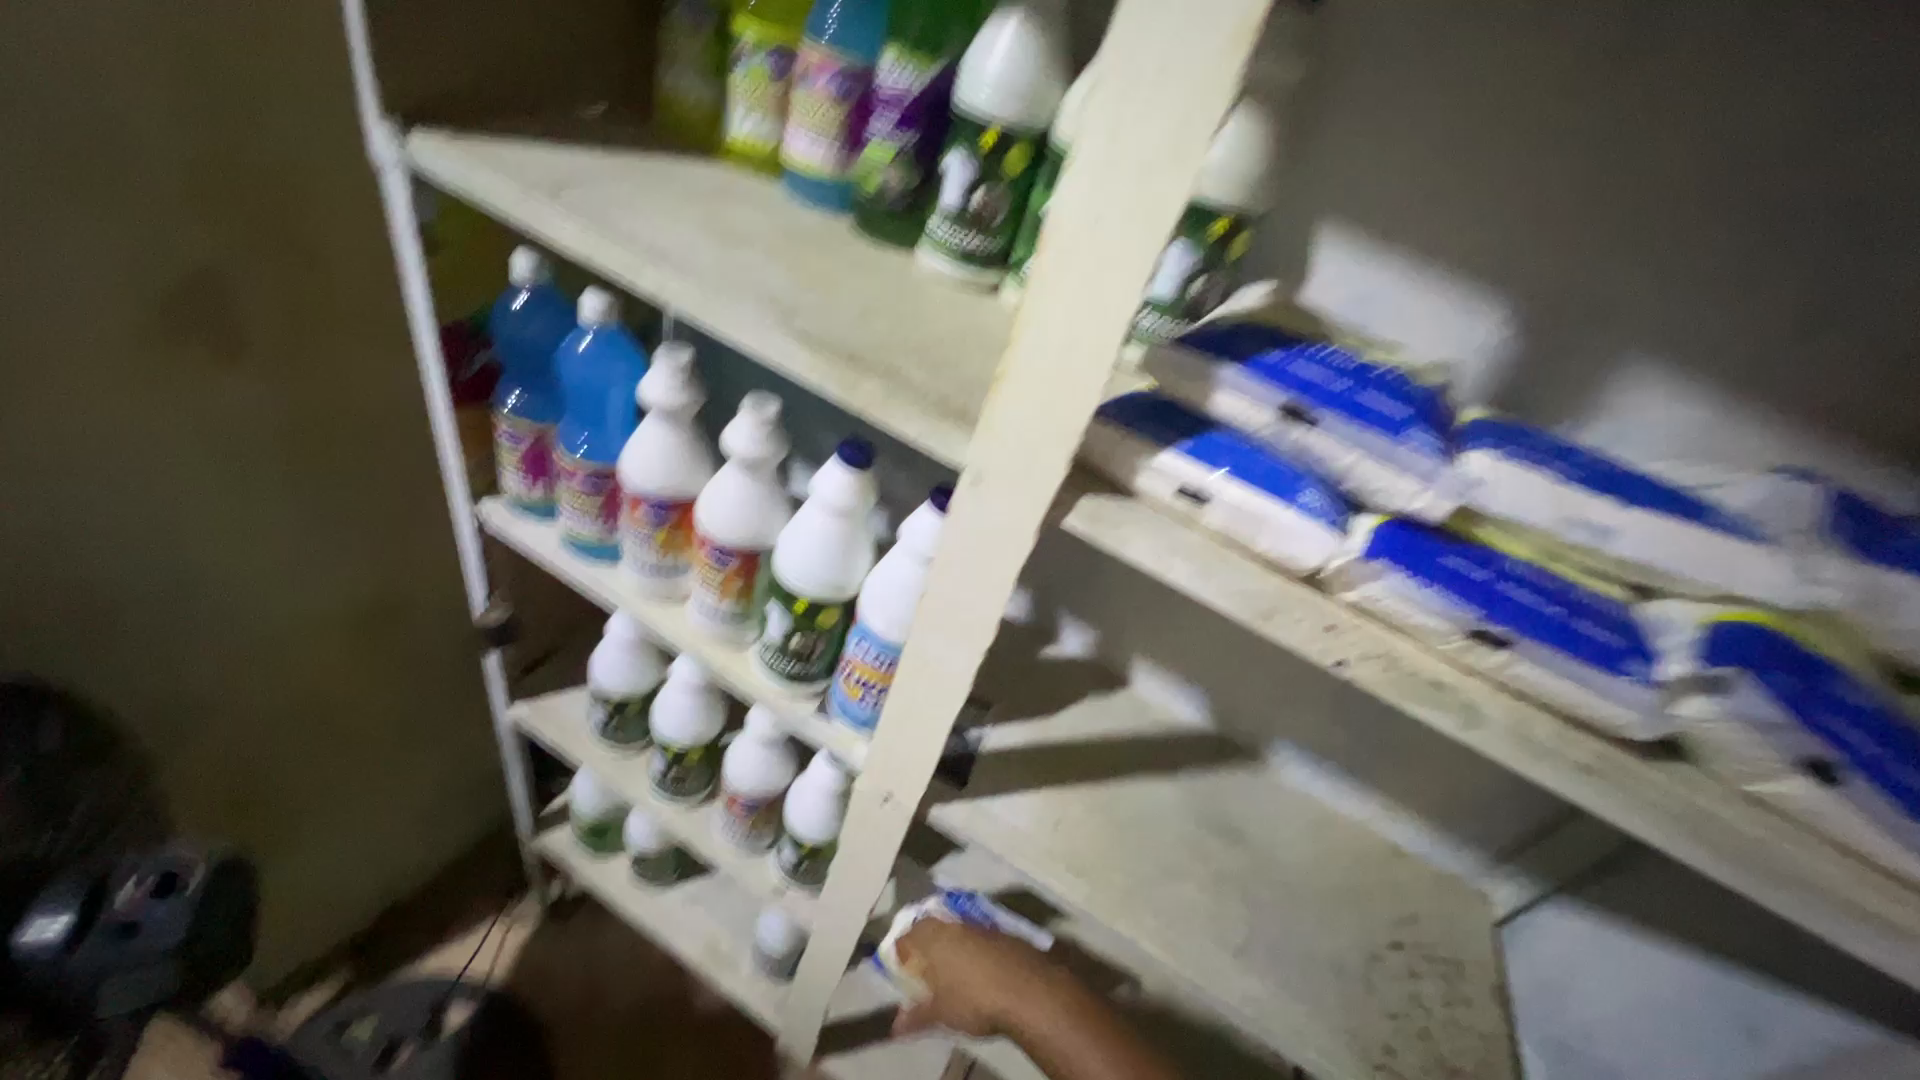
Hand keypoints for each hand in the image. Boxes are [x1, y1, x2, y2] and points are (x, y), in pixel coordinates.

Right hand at [890, 917, 1069, 1038]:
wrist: (1028, 991)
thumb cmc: (974, 1000)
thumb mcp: (941, 1014)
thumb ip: (916, 1017)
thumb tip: (895, 1026)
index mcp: (933, 939)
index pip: (908, 936)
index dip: (902, 950)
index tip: (901, 965)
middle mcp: (955, 925)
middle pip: (932, 926)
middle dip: (926, 942)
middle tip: (924, 965)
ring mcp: (982, 926)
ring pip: (958, 929)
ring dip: (952, 944)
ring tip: (952, 969)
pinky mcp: (1005, 933)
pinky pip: (980, 937)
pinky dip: (975, 949)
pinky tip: (980, 970)